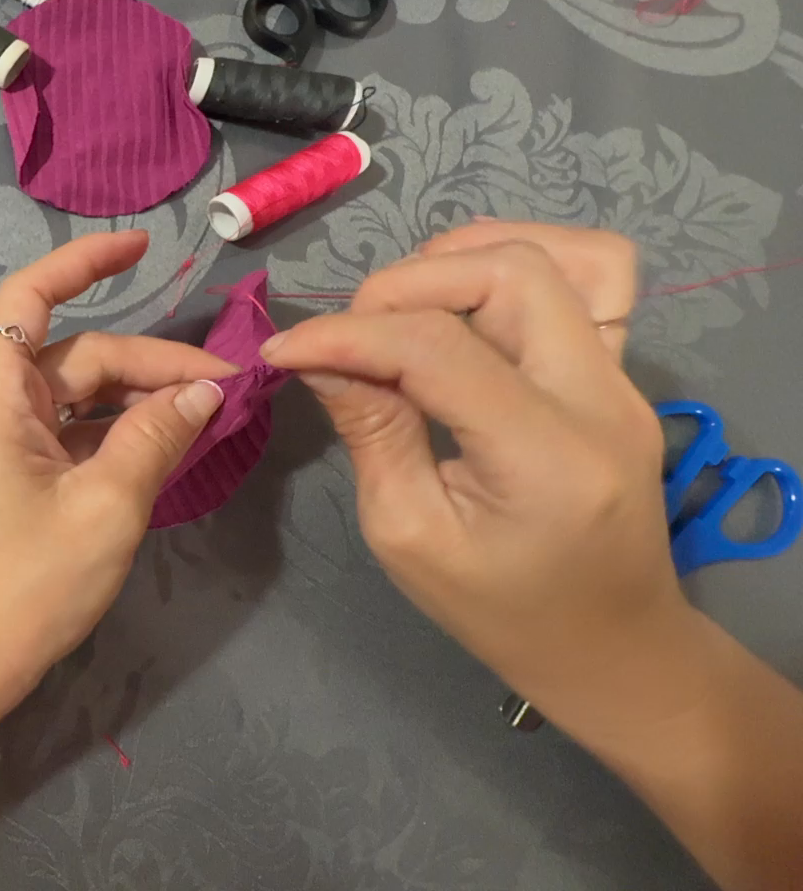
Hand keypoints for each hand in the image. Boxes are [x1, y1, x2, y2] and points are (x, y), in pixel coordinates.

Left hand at [0, 230, 234, 747]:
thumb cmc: (27, 584)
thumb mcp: (106, 505)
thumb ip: (155, 436)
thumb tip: (204, 389)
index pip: (30, 298)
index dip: (83, 262)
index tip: (143, 246)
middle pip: (75, 355)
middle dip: (149, 363)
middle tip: (228, 388)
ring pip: (76, 394)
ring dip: (138, 398)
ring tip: (208, 414)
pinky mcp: (10, 469)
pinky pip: (69, 430)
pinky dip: (115, 431)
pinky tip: (167, 442)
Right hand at [258, 221, 697, 731]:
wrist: (608, 642)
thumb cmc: (495, 606)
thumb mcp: (403, 531)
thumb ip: (368, 430)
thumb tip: (318, 357)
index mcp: (545, 454)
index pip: (435, 348)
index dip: (342, 336)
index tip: (279, 353)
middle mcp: (600, 398)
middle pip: (506, 275)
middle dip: (399, 288)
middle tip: (345, 337)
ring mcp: (620, 378)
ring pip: (554, 258)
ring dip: (455, 264)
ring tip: (395, 309)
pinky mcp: (613, 372)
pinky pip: (592, 276)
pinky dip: (512, 263)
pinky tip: (458, 293)